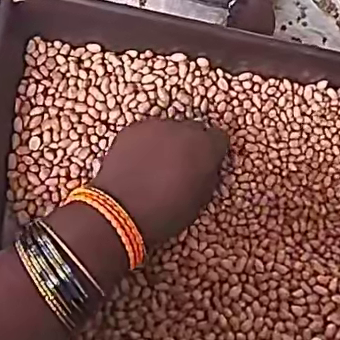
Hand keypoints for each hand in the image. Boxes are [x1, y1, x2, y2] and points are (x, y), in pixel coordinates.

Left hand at [92, 118, 226, 245]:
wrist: (121, 212)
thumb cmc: (166, 213)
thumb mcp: (200, 199)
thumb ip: (207, 175)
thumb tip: (205, 166)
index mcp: (206, 147)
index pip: (219, 139)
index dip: (213, 152)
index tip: (207, 164)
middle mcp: (183, 129)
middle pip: (194, 130)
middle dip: (190, 145)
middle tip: (181, 167)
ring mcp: (156, 126)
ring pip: (168, 130)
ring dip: (167, 143)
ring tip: (156, 166)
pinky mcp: (132, 129)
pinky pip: (146, 133)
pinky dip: (145, 144)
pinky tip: (139, 164)